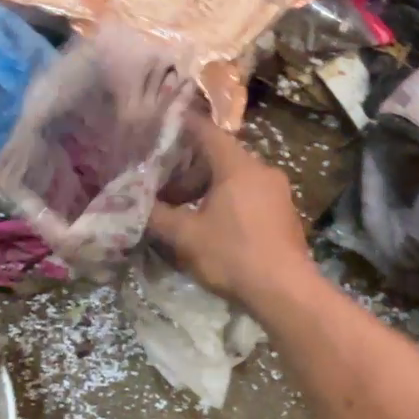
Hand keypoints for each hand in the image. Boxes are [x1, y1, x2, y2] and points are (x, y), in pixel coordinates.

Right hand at [149, 114, 317, 301]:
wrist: (285, 291)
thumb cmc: (233, 256)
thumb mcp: (186, 237)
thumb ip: (157, 216)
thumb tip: (134, 204)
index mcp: (237, 165)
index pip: (205, 131)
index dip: (181, 128)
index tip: (160, 130)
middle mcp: (262, 170)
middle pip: (221, 158)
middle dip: (190, 171)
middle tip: (166, 189)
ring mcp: (278, 193)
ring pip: (237, 180)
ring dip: (210, 191)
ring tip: (187, 213)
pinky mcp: (285, 216)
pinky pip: (251, 198)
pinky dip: (230, 204)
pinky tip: (216, 228)